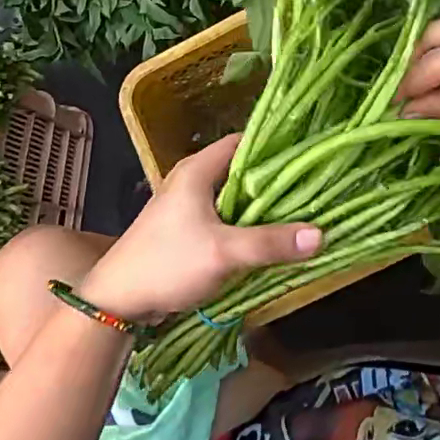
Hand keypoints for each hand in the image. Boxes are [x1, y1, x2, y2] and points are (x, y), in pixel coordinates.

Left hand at [79, 134, 322, 321]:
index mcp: (197, 170)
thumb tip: (320, 234)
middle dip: (273, 182)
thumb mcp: (224, 252)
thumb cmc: (168, 262)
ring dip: (260, 207)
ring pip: (232, 197)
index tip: (307, 158)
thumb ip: (271, 242)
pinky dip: (245, 224)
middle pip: (239, 170)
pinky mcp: (185, 228)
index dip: (273, 146)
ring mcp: (186, 205)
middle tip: (312, 191)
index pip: (241, 142)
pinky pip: (223, 218)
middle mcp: (191, 180)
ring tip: (300, 214)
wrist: (119, 297)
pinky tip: (269, 239)